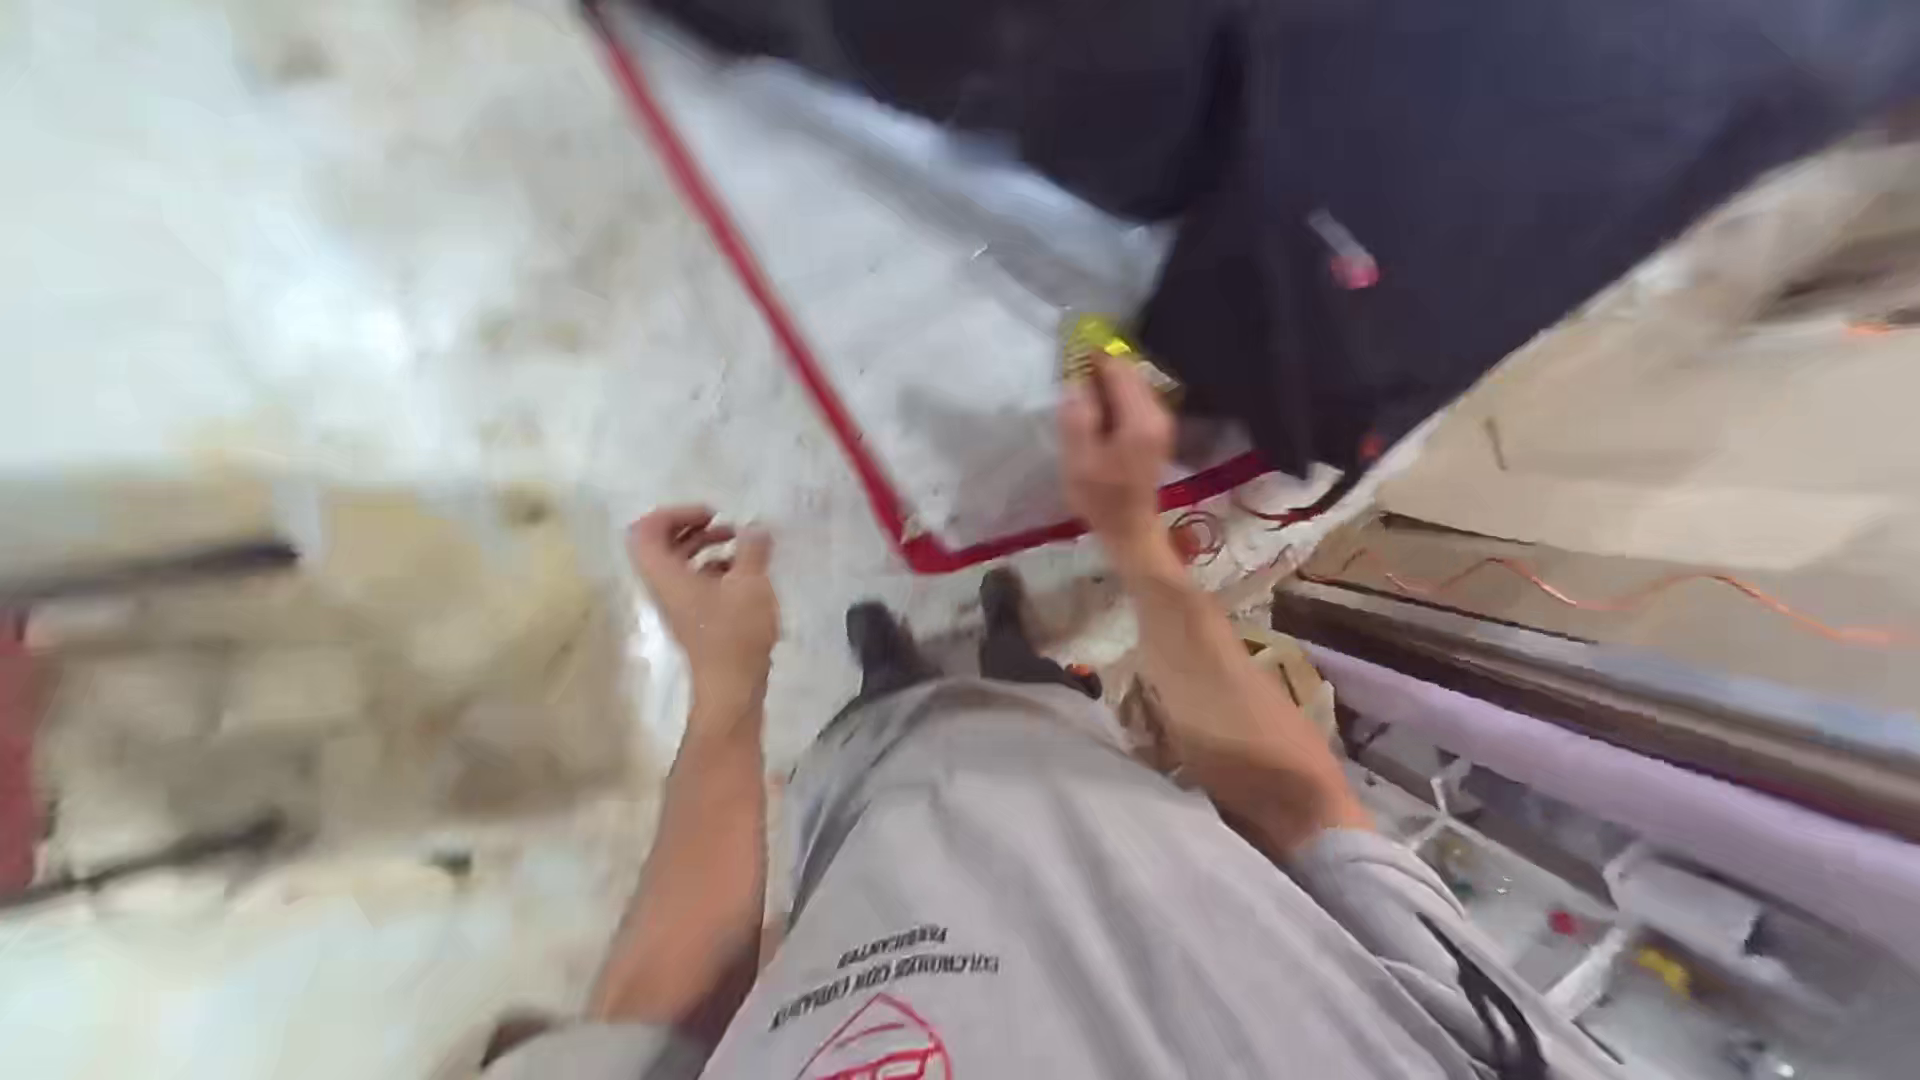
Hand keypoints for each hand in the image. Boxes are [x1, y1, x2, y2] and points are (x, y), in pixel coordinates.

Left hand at [628, 506, 779, 707]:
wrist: (732, 685)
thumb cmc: (735, 633)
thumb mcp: (750, 584)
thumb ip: (753, 550)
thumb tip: (756, 528)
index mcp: (666, 576)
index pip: (645, 531)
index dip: (673, 514)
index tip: (709, 515)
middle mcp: (665, 587)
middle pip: (661, 544)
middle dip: (691, 526)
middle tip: (723, 523)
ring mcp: (680, 604)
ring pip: (681, 562)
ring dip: (706, 545)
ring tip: (740, 542)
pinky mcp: (697, 616)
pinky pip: (696, 580)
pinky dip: (717, 567)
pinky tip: (746, 570)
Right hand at [1058, 357, 1175, 569]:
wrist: (1129, 528)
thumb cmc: (1100, 499)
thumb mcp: (1079, 461)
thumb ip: (1077, 418)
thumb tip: (1074, 381)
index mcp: (1140, 420)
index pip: (1118, 369)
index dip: (1092, 358)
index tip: (1067, 356)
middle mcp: (1158, 413)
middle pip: (1128, 372)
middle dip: (1099, 368)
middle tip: (1069, 377)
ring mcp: (1160, 422)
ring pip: (1132, 384)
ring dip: (1105, 383)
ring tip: (1079, 396)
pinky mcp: (1156, 430)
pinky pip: (1134, 399)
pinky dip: (1114, 397)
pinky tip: (1095, 413)